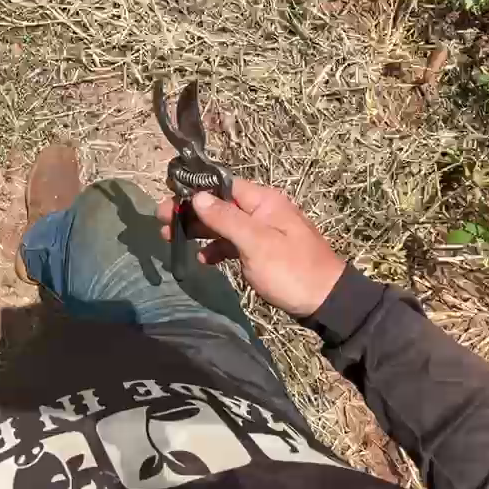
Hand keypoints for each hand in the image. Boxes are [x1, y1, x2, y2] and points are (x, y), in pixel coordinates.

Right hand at [158, 178, 345, 317]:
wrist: (327, 302)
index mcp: (263, 201)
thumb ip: (225, 218)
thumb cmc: (291, 269)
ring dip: (198, 231)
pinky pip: (231, 243)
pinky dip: (215, 249)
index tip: (169, 198)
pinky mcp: (261, 251)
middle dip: (190, 212)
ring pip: (222, 224)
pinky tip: (203, 260)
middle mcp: (261, 211)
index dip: (194, 190)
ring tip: (170, 239)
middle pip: (218, 205)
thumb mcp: (256, 242)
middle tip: (161, 221)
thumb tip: (197, 196)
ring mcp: (261, 231)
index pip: (222, 185)